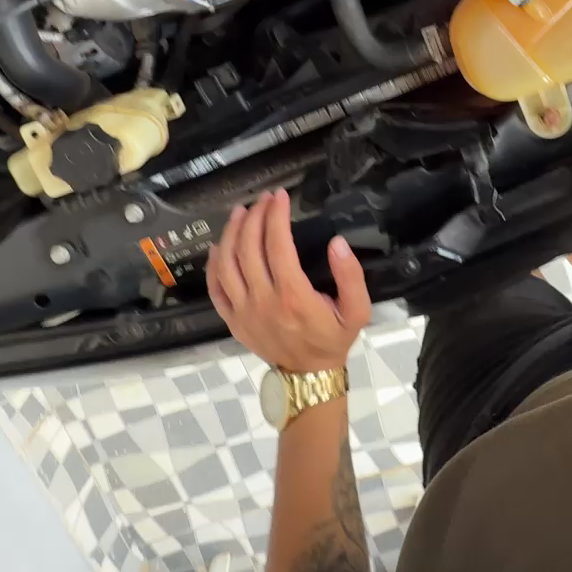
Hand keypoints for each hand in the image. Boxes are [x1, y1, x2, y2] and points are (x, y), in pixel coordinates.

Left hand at [207, 189, 371, 372]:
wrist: (310, 375)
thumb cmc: (334, 338)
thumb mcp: (358, 309)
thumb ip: (351, 275)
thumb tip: (337, 243)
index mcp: (293, 296)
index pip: (277, 245)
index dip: (276, 216)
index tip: (281, 196)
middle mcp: (263, 301)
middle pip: (249, 249)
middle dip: (255, 217)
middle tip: (263, 199)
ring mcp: (243, 312)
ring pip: (227, 265)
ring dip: (231, 234)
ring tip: (241, 212)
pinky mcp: (232, 321)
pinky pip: (215, 289)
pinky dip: (213, 264)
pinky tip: (219, 245)